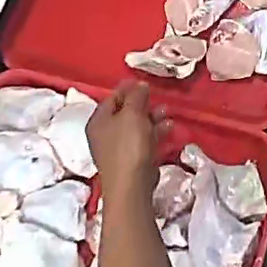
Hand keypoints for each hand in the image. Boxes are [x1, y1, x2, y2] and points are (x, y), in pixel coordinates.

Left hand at [87, 80, 166, 197]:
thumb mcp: (132, 114)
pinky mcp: (130, 161)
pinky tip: (168, 128)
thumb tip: (139, 85)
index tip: (143, 81)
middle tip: (156, 97)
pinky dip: (154, 133)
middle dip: (142, 104)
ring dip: (152, 118)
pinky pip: (142, 141)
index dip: (127, 88)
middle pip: (124, 113)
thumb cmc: (128, 145)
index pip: (112, 98)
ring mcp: (117, 149)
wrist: (131, 185)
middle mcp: (104, 134)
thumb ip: (135, 97)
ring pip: (135, 127)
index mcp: (98, 121)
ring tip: (167, 112)